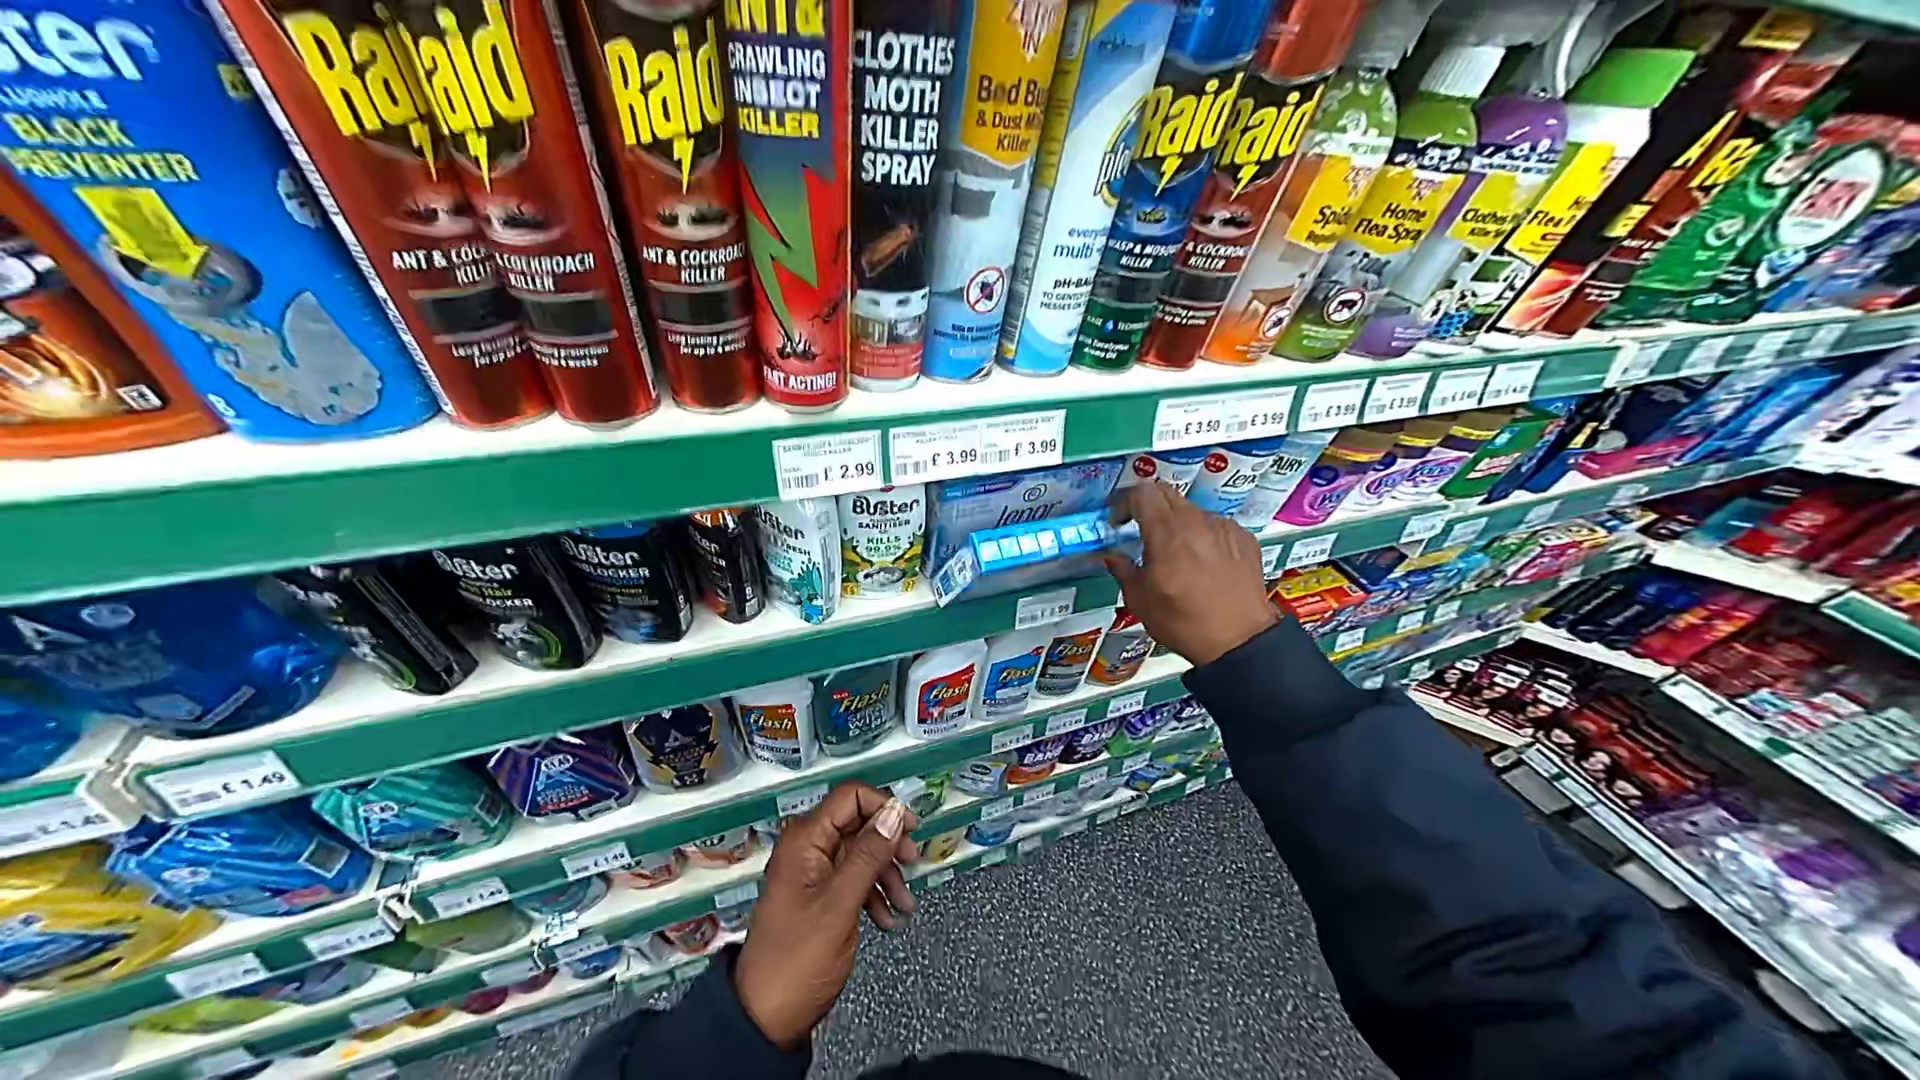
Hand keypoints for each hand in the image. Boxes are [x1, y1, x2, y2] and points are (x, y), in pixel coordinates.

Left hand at [733, 783, 918, 1049]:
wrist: (766, 1019)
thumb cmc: (798, 959)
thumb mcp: (839, 904)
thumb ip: (869, 854)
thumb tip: (895, 812)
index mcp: (805, 840)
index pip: (850, 796)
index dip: (883, 805)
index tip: (910, 828)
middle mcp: (809, 848)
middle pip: (859, 824)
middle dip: (889, 844)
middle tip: (913, 864)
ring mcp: (814, 872)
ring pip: (862, 853)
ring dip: (887, 874)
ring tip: (904, 904)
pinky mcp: (821, 895)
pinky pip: (855, 879)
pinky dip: (875, 894)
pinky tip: (887, 919)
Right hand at [1104, 480, 1278, 665]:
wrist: (1238, 640)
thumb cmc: (1181, 621)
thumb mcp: (1139, 599)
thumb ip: (1122, 569)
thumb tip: (1111, 556)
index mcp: (1165, 531)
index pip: (1141, 492)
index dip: (1124, 502)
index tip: (1118, 522)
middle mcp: (1196, 521)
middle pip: (1167, 493)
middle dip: (1149, 506)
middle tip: (1141, 529)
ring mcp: (1224, 527)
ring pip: (1192, 510)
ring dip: (1178, 522)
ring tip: (1176, 552)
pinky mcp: (1244, 538)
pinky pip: (1217, 526)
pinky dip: (1204, 536)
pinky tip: (1204, 563)